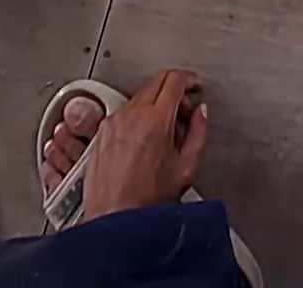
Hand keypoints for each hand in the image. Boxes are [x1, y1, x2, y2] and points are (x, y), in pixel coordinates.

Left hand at [80, 69, 208, 221]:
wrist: (113, 223)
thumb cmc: (147, 202)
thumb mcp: (186, 168)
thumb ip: (199, 133)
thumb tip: (200, 112)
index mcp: (156, 120)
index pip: (175, 79)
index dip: (190, 79)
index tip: (196, 86)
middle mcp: (132, 114)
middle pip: (157, 81)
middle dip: (175, 88)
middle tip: (185, 107)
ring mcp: (114, 121)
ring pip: (141, 95)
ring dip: (156, 102)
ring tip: (164, 129)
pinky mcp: (102, 131)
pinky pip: (125, 111)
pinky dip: (138, 115)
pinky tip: (144, 138)